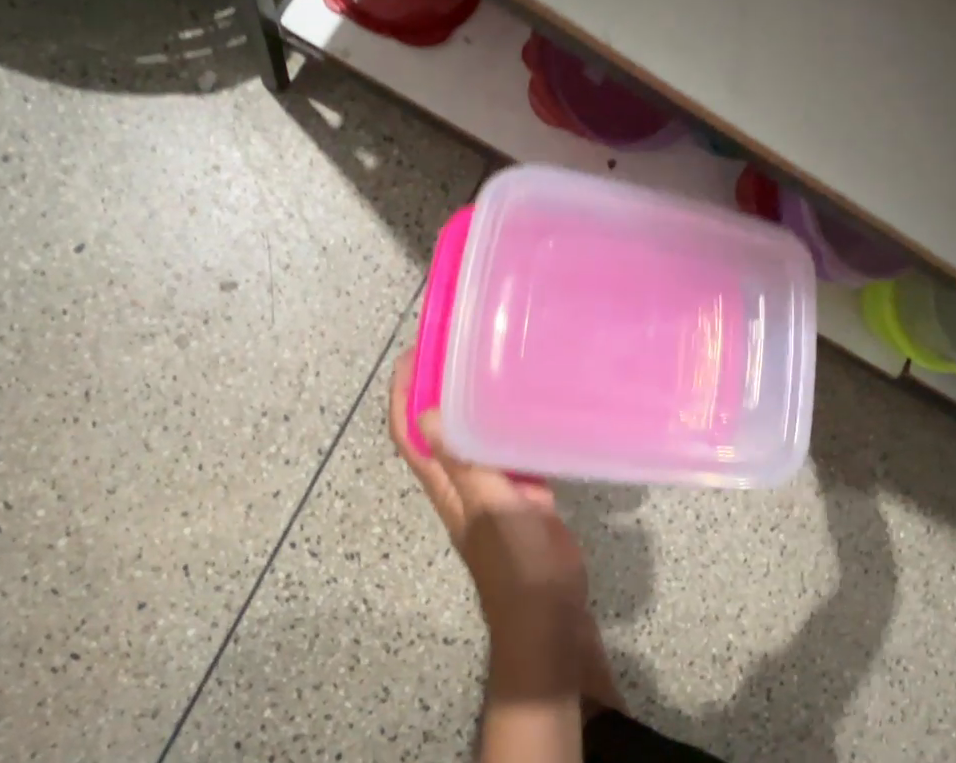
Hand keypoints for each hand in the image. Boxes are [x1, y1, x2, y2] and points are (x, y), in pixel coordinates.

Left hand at [386, 351, 593, 681]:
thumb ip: (464, 466)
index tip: (416, 351)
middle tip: (462, 343)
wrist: (551, 612)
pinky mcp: (526, 494)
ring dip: (476, 401)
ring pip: (477, 435)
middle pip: (441, 427)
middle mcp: (464, 481)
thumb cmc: (517, 563)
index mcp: (447, 484)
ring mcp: (495, 488)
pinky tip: (536, 405)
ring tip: (497, 361)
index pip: (411, 433)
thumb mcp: (489, 510)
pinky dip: (515, 425)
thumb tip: (427, 414)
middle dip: (440, 386)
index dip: (404, 393)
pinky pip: (514, 450)